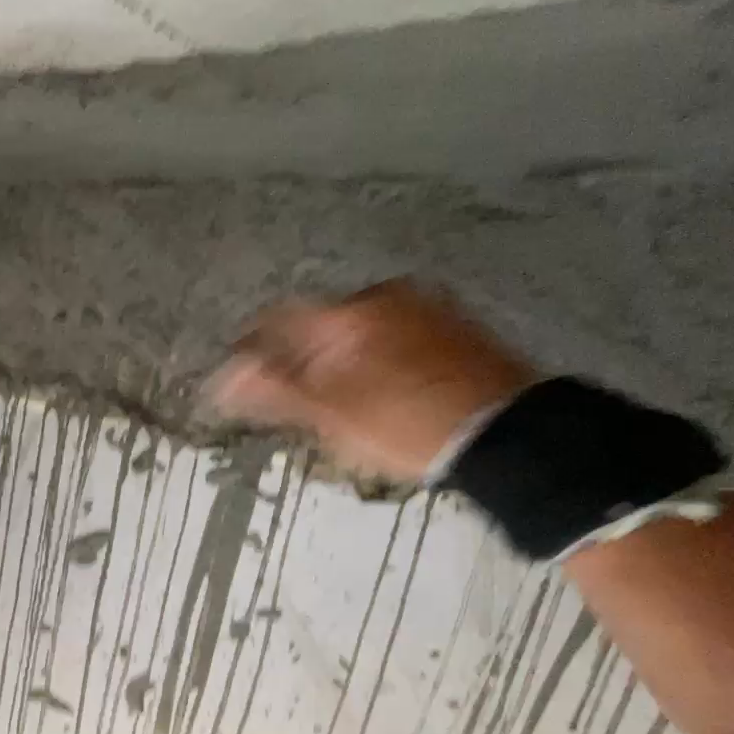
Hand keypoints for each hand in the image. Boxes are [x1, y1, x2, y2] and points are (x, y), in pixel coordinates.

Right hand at [205, 278, 536, 483]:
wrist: (511, 435)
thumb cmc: (406, 424)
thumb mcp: (328, 414)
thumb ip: (271, 389)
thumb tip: (222, 375)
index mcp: (349, 314)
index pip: (276, 318)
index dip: (250, 347)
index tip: (238, 375)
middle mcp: (386, 298)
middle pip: (318, 323)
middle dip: (297, 355)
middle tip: (290, 395)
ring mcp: (426, 308)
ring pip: (357, 329)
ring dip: (335, 357)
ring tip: (333, 397)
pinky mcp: (455, 327)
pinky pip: (391, 334)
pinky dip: (371, 356)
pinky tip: (375, 390)